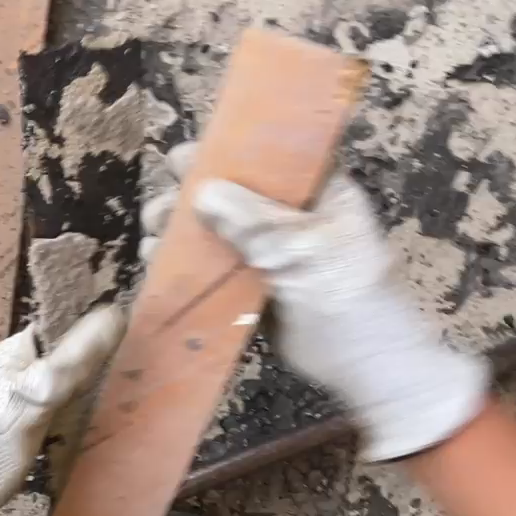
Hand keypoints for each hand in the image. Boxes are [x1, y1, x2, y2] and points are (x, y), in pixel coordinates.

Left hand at [0, 306, 123, 515]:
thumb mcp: (33, 399)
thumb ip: (72, 361)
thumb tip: (115, 315)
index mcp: (19, 349)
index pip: (68, 319)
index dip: (102, 322)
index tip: (141, 332)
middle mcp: (22, 367)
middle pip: (73, 354)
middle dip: (104, 361)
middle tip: (144, 371)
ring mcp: (24, 399)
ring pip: (71, 385)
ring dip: (95, 391)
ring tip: (136, 394)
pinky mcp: (27, 429)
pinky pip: (64, 413)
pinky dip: (82, 416)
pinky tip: (104, 422)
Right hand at [141, 143, 486, 459]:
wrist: (362, 365)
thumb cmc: (346, 298)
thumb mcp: (304, 250)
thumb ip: (255, 221)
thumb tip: (203, 192)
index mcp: (318, 192)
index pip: (270, 156)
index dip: (228, 151)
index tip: (184, 157)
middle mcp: (291, 216)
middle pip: (233, 192)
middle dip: (191, 195)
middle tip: (161, 207)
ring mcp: (270, 252)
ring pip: (217, 230)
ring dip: (181, 229)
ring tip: (153, 234)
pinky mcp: (252, 286)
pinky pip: (214, 267)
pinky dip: (186, 263)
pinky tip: (157, 261)